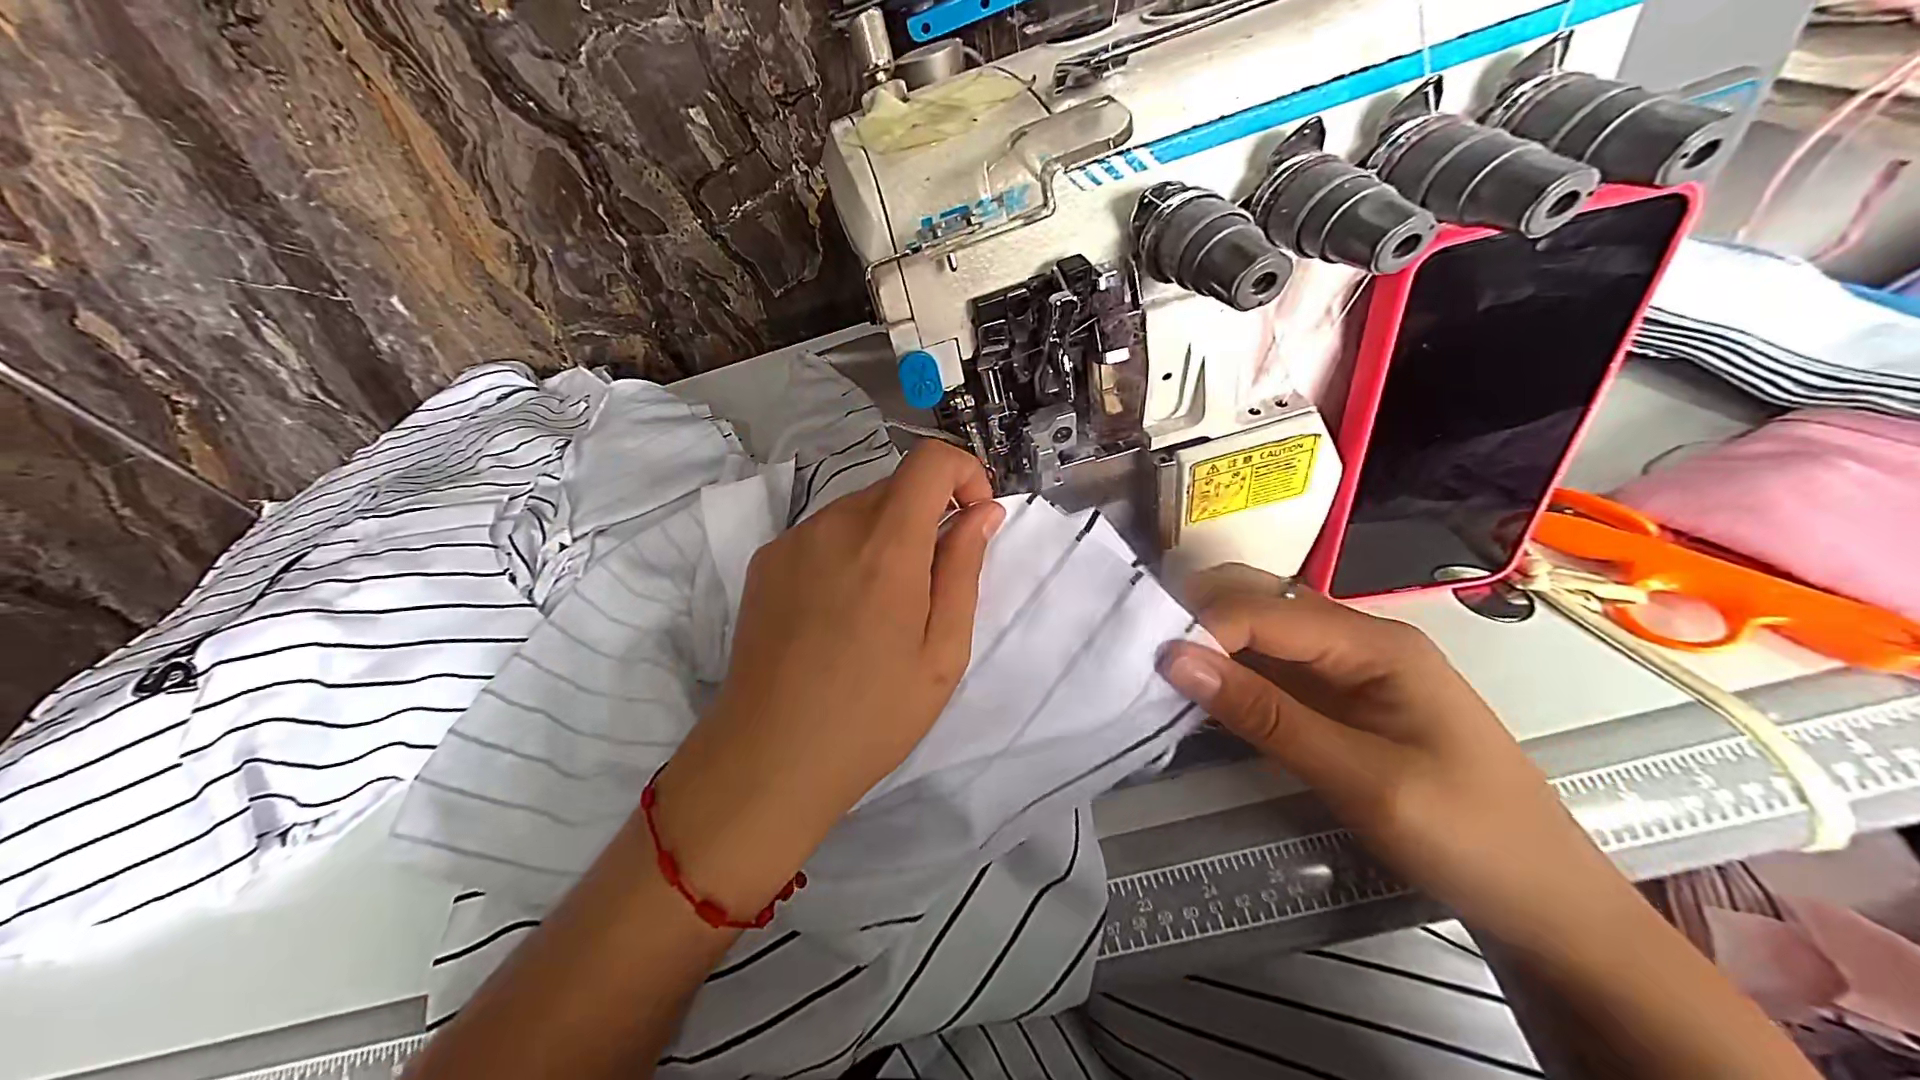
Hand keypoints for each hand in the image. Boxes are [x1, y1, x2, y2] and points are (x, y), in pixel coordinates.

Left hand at [653, 442, 1004, 912]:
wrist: (768, 758)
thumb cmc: (872, 715)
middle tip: (932, 583)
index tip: (974, 518)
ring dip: (887, 535)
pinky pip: (822, 533)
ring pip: (858, 509)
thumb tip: (983, 512)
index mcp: (885, 546)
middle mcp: (833, 526)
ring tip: (884, 608)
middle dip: (929, 514)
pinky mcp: (765, 562)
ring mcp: (791, 541)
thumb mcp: (942, 652)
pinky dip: (848, 550)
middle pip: (895, 485)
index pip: (930, 460)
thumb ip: (964, 569)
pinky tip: (842, 612)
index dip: (964, 473)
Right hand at [1156, 564, 1641, 951]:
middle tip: (1142, 651)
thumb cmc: (1468, 836)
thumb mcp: (1362, 780)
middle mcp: (1359, 639)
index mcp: (1376, 643)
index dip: (1205, 626)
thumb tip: (1175, 659)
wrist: (1547, 902)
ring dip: (1210, 643)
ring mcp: (1351, 668)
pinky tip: (1200, 692)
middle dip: (1201, 615)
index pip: (1266, 610)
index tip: (1149, 659)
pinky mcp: (1342, 698)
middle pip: (1263, 601)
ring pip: (1262, 633)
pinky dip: (1231, 674)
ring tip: (1156, 667)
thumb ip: (1266, 716)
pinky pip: (1273, 669)